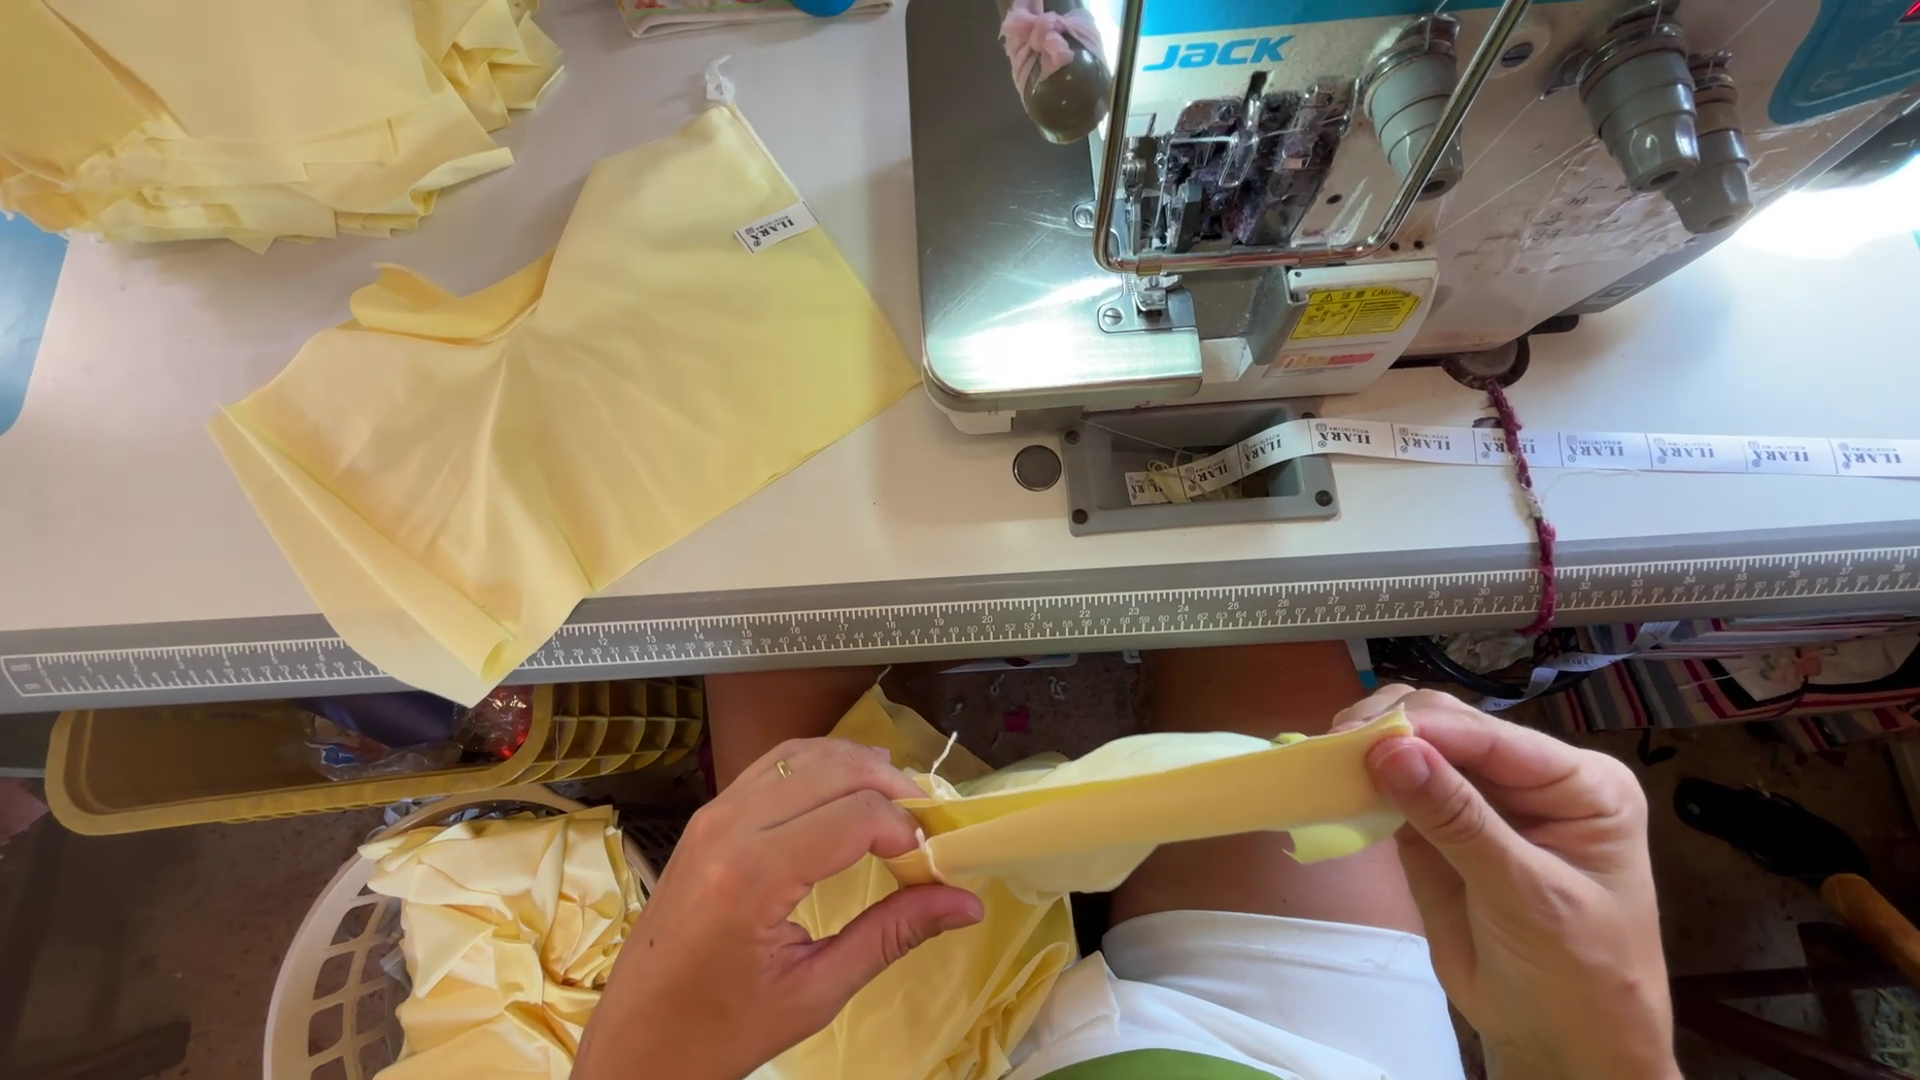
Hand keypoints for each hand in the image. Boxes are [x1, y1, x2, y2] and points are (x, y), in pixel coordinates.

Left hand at [574, 738, 983, 1079]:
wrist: (634, 1042)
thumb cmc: (723, 1030)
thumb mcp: (816, 992)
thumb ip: (893, 934)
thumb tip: (968, 904)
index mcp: (752, 876)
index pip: (855, 816)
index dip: (906, 829)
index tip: (929, 861)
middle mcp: (730, 825)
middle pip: (835, 769)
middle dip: (892, 786)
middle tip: (925, 822)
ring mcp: (714, 810)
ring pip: (805, 753)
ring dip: (858, 766)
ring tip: (896, 800)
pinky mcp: (709, 811)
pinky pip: (775, 763)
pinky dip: (821, 763)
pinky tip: (845, 788)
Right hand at [1340, 687, 1678, 1079]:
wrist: (1558, 1045)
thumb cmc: (1576, 979)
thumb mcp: (1525, 898)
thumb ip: (1458, 820)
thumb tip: (1390, 749)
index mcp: (1576, 782)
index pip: (1487, 735)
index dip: (1421, 730)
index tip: (1353, 740)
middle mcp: (1526, 774)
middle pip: (1443, 722)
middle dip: (1385, 728)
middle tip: (1330, 752)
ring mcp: (1476, 794)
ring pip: (1410, 740)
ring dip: (1364, 744)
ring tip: (1325, 762)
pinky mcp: (1432, 818)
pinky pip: (1389, 780)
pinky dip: (1358, 777)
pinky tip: (1332, 782)